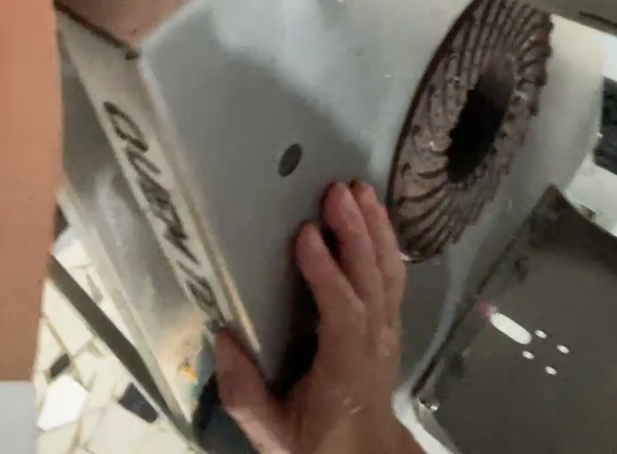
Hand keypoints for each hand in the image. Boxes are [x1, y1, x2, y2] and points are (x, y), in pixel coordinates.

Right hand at [215, 181, 416, 453]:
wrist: (363, 452)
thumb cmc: (315, 439)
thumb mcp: (274, 433)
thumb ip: (245, 392)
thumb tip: (223, 337)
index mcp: (346, 371)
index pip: (343, 315)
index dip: (327, 273)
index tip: (305, 233)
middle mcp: (375, 345)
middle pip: (372, 283)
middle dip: (354, 234)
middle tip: (335, 192)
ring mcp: (389, 330)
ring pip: (388, 273)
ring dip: (375, 228)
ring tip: (359, 189)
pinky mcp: (390, 319)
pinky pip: (393, 273)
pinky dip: (385, 238)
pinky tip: (373, 210)